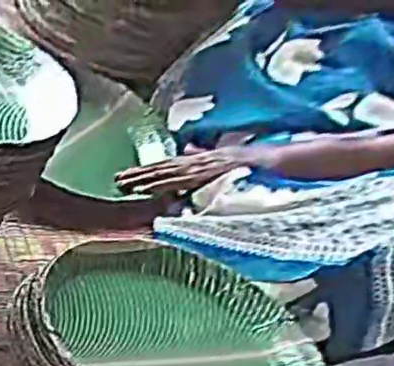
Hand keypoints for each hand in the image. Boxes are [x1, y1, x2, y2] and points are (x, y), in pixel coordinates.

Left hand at [115, 143, 283, 195]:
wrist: (276, 162)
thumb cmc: (250, 164)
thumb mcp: (222, 158)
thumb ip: (203, 155)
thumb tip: (187, 150)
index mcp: (199, 160)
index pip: (166, 165)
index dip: (145, 170)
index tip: (124, 175)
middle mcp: (198, 161)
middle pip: (162, 168)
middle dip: (138, 173)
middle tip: (116, 179)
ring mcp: (201, 168)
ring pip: (166, 174)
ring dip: (144, 179)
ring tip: (124, 183)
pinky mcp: (206, 176)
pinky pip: (179, 181)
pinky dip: (161, 184)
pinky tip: (145, 188)